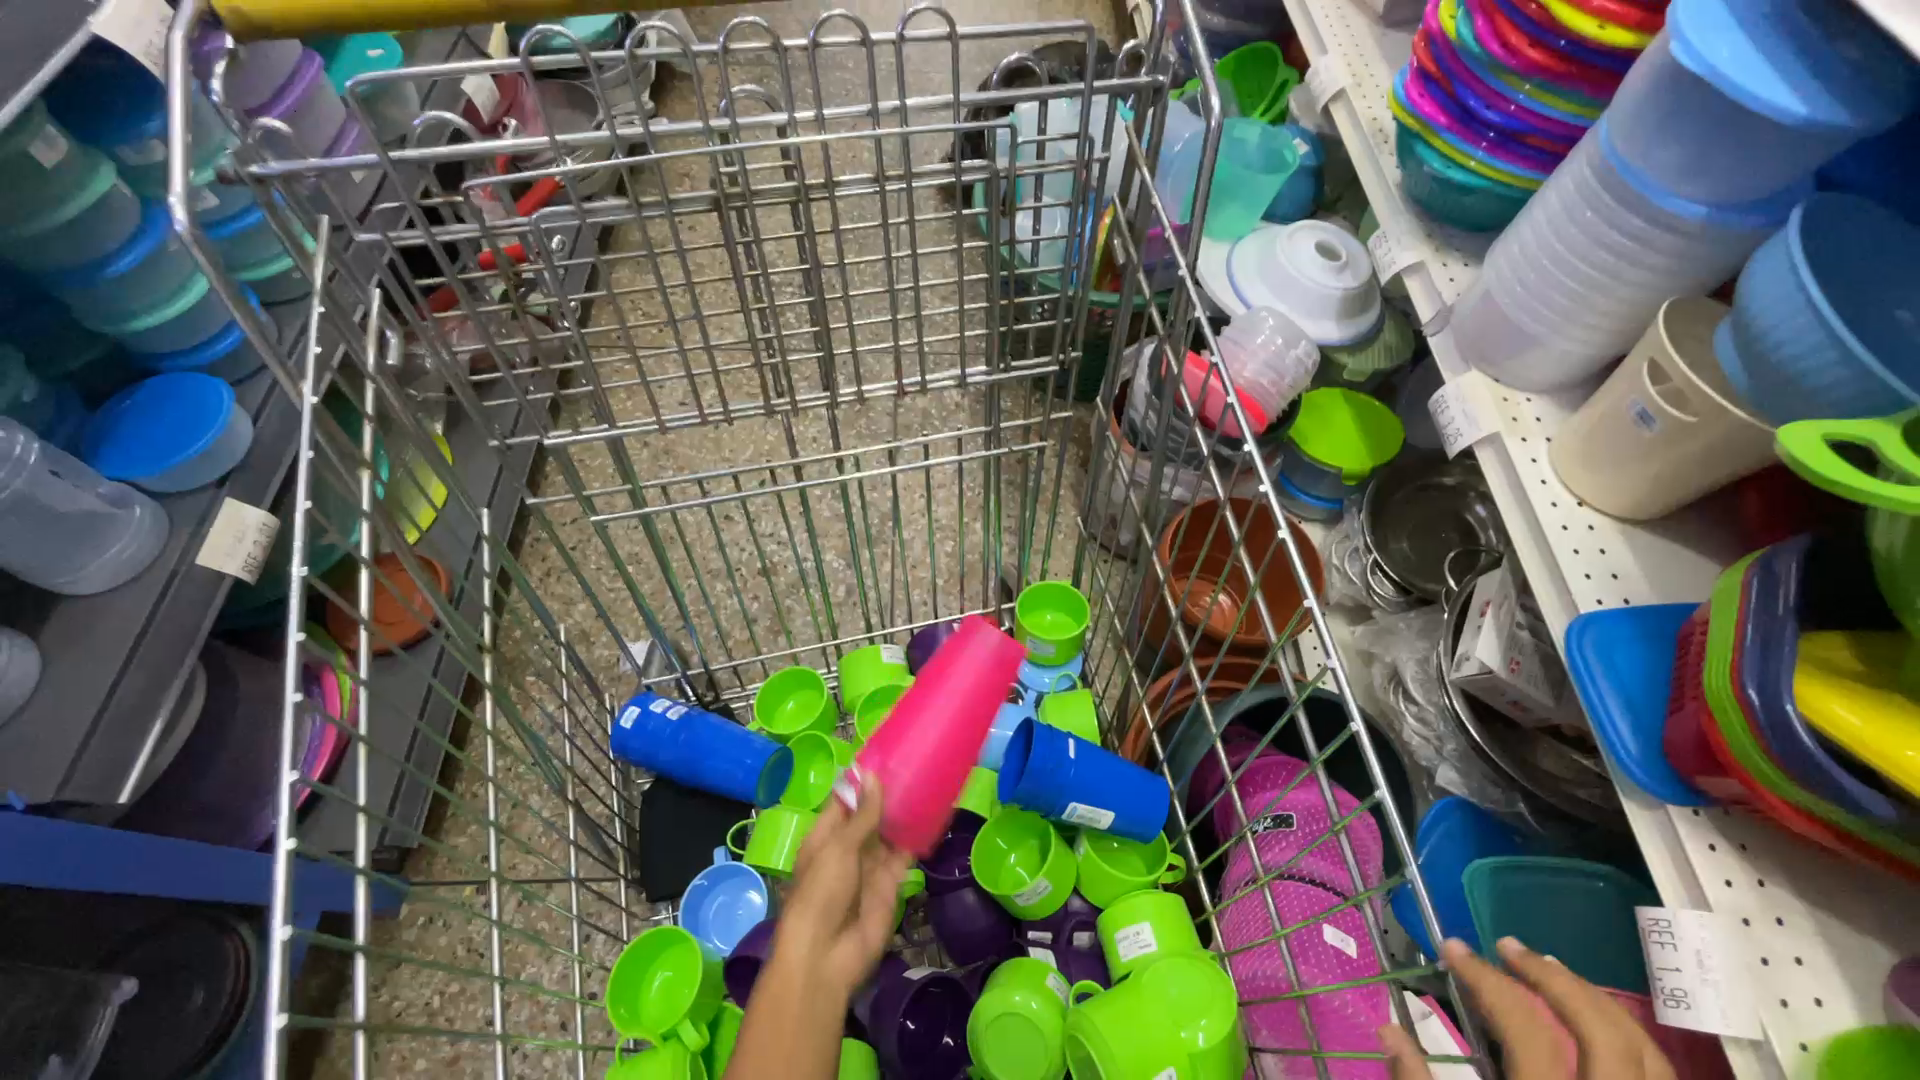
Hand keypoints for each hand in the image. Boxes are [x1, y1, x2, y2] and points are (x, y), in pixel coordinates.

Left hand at [775, 776, 913, 994]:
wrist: (827, 956)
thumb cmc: (820, 894)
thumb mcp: (838, 848)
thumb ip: (861, 816)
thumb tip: (871, 776)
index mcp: (825, 836)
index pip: (844, 801)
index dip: (862, 781)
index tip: (885, 755)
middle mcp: (848, 848)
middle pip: (870, 815)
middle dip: (888, 794)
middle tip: (915, 763)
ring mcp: (870, 866)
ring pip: (890, 833)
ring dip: (906, 813)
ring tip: (930, 781)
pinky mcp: (891, 884)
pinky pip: (906, 855)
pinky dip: (919, 838)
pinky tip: (937, 816)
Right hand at [1380, 937, 1676, 1079]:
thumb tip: (1387, 1030)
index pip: (1525, 1026)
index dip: (1487, 979)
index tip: (1452, 946)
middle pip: (1603, 1030)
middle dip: (1552, 977)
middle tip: (1506, 946)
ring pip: (1646, 1051)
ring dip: (1596, 1001)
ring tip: (1552, 973)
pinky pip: (1660, 1076)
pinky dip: (1628, 1039)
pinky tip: (1597, 1027)